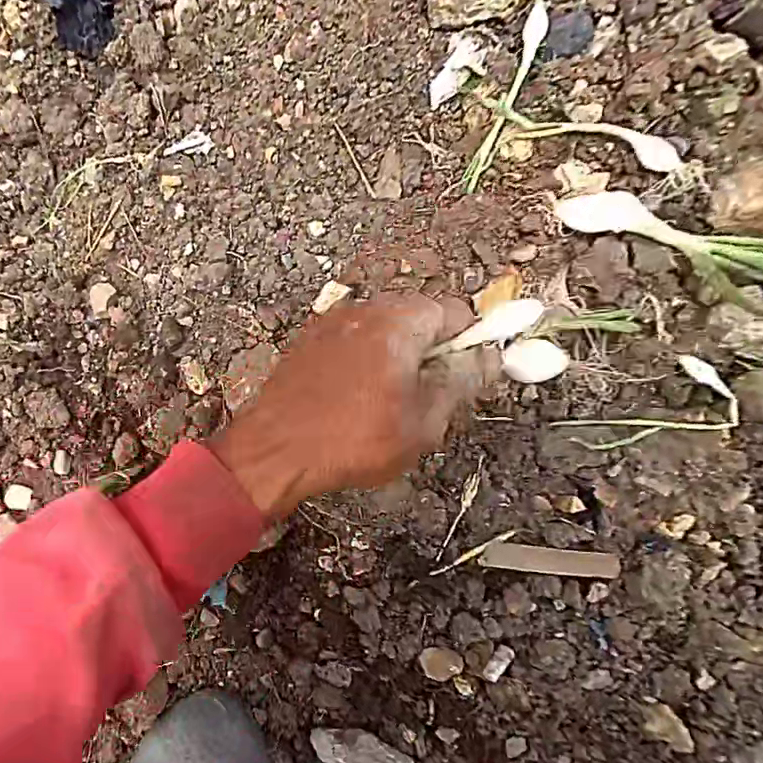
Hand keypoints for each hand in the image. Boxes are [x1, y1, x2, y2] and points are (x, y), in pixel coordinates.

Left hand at [210, 292, 497, 520]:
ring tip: (396, 404)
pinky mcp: (311, 341)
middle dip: (436, 351)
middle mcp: (366, 311)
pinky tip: (361, 401)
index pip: (454, 311)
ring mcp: (334, 323)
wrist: (273, 451)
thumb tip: (488, 359)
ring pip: (387, 331)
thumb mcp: (423, 422)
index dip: (472, 341)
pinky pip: (356, 342)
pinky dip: (370, 362)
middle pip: (419, 317)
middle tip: (437, 395)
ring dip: (402, 358)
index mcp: (399, 323)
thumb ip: (462, 383)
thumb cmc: (351, 441)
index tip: (474, 371)